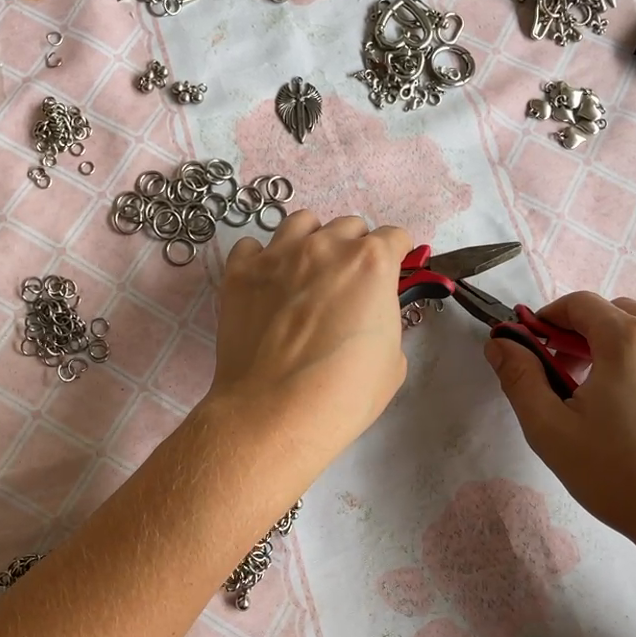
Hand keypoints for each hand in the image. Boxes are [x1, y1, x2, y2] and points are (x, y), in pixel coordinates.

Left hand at [206, 212, 412, 478]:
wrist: (274, 413)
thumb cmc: (344, 394)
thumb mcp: (392, 359)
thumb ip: (385, 319)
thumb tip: (370, 313)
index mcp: (371, 263)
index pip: (393, 237)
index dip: (395, 256)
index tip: (390, 274)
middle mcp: (324, 246)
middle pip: (347, 226)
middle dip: (354, 248)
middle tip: (348, 282)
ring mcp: (277, 255)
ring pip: (300, 223)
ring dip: (311, 240)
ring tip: (307, 271)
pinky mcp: (239, 272)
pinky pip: (251, 246)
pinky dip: (262, 258)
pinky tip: (266, 284)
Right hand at [485, 292, 635, 584]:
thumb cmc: (624, 481)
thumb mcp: (551, 432)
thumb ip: (520, 378)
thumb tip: (500, 344)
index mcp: (629, 341)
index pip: (581, 303)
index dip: (552, 316)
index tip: (538, 342)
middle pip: (624, 313)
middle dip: (592, 331)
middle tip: (576, 373)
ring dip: (635, 348)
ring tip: (624, 397)